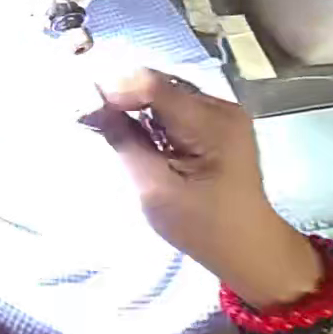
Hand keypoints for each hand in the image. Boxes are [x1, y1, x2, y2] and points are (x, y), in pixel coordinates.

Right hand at [87, 69, 322, 306]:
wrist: (249, 248)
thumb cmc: (202, 227)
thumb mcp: (155, 189)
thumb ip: (125, 142)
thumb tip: (92, 108)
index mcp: (213, 124)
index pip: (154, 87)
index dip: (115, 90)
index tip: (83, 107)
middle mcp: (222, 107)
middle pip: (160, 85)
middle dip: (122, 97)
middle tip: (90, 117)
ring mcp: (224, 113)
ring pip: (166, 93)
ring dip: (136, 106)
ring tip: (110, 126)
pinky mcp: (219, 122)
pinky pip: (176, 106)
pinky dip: (152, 116)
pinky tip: (139, 134)